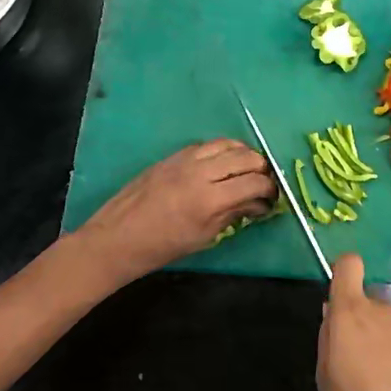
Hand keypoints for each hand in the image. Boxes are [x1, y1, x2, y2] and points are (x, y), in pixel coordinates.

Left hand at [74, 140, 275, 284]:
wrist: (119, 237)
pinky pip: (206, 145)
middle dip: (261, 168)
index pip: (254, 182)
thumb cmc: (163, 246)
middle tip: (263, 183)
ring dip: (243, 154)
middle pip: (245, 156)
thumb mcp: (205, 237)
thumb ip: (234, 214)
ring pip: (227, 144)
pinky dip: (221, 152)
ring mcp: (185, 159)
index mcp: (209, 198)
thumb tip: (258, 204)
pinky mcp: (173, 156)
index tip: (272, 199)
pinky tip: (221, 166)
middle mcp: (200, 172)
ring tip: (246, 170)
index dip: (270, 189)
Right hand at [316, 255, 390, 390]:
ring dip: (385, 342)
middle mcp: (383, 311)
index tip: (340, 300)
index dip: (343, 274)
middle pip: (368, 303)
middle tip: (358, 366)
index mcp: (350, 314)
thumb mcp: (326, 382)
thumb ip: (328, 340)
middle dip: (361, 325)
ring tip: (386, 385)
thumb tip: (333, 314)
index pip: (348, 265)